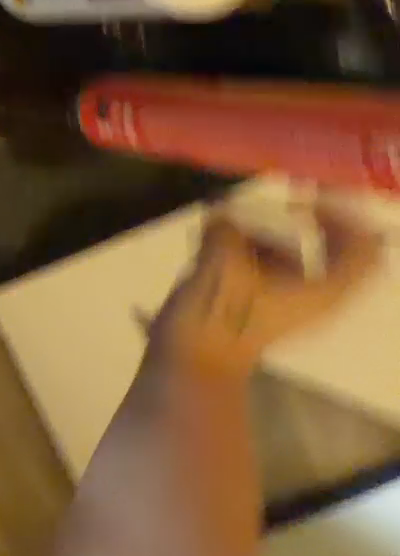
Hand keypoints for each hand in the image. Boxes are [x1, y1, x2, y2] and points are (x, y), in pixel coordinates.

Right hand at [152, 198, 384, 378]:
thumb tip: (222, 211)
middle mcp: (316, 295)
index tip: (309, 195)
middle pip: (335, 253)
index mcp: (323, 291)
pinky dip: (247, 250)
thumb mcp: (220, 267)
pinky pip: (268, 268)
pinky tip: (211, 244)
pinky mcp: (261, 304)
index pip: (363, 250)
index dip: (345, 218)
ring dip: (266, 235)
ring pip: (295, 257)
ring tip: (225, 225)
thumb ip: (226, 233)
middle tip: (285, 202)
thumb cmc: (218, 316)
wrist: (193, 360)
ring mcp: (288, 302)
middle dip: (314, 225)